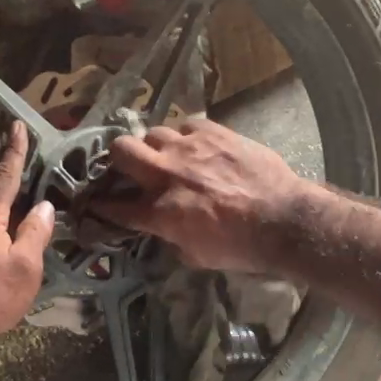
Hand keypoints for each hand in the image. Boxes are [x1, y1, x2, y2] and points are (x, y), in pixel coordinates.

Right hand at [91, 119, 313, 271]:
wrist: (284, 220)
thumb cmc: (241, 247)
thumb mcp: (197, 255)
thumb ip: (171, 237)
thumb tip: (165, 228)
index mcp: (158, 212)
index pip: (114, 205)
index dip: (101, 204)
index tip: (97, 202)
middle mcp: (164, 175)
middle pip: (120, 150)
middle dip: (119, 158)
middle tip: (131, 166)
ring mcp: (188, 149)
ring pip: (153, 133)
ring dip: (157, 146)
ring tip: (170, 154)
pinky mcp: (213, 131)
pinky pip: (187, 124)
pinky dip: (188, 136)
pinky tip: (199, 147)